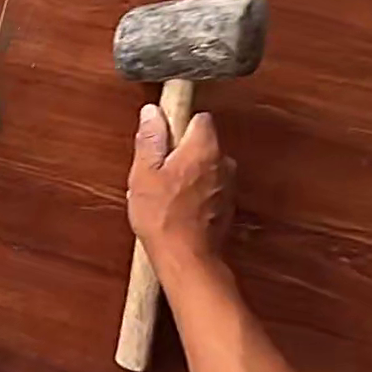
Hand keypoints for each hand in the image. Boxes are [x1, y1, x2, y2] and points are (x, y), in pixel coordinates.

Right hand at [127, 104, 235, 267]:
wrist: (186, 258)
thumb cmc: (163, 218)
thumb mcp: (144, 174)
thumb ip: (150, 139)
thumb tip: (152, 113)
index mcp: (203, 149)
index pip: (199, 117)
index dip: (177, 123)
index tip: (160, 136)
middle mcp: (223, 163)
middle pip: (202, 142)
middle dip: (179, 150)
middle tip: (155, 170)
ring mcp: (228, 185)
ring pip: (205, 165)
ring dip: (187, 172)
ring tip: (164, 192)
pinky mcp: (226, 204)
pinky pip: (209, 186)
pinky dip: (194, 191)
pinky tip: (175, 206)